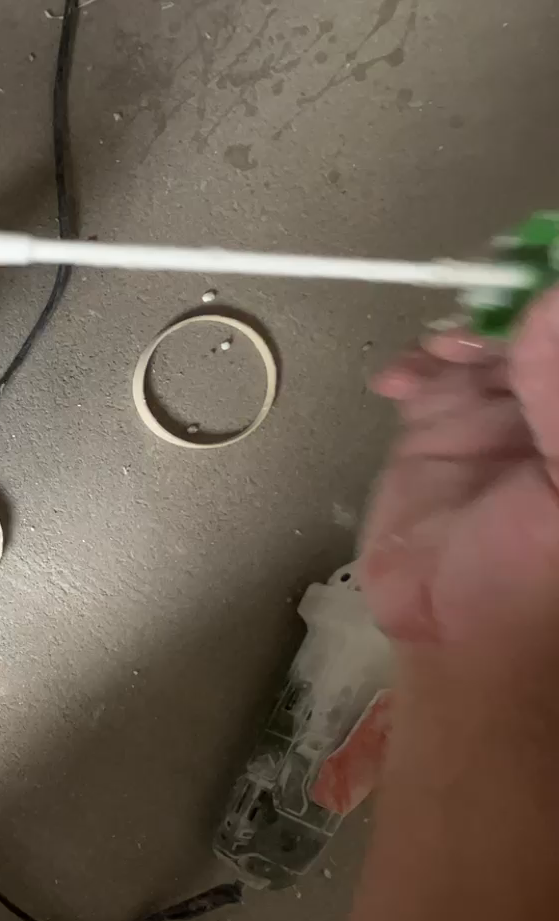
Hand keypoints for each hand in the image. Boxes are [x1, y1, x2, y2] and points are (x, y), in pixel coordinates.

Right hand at [363, 289, 558, 646]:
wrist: (459, 625)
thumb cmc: (547, 571)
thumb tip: (549, 304)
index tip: (543, 268)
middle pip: (546, 333)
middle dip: (522, 308)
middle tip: (496, 301)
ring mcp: (508, 415)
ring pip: (493, 343)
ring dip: (465, 335)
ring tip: (444, 350)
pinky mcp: (438, 431)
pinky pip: (427, 379)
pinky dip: (412, 369)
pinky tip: (403, 378)